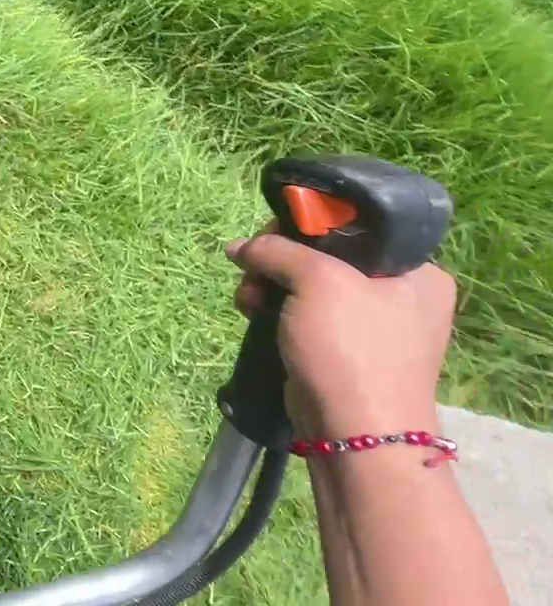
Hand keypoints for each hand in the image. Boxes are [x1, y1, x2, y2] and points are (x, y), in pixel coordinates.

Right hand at [227, 233, 454, 436]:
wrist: (354, 426)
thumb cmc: (350, 347)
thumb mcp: (316, 281)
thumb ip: (276, 249)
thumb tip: (238, 247)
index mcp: (416, 272)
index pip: (349, 227)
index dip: (302, 227)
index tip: (269, 241)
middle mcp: (398, 292)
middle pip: (317, 253)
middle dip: (274, 263)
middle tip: (252, 277)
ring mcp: (368, 320)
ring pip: (299, 280)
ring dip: (264, 285)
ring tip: (248, 302)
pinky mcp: (339, 342)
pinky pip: (297, 307)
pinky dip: (270, 306)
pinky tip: (254, 314)